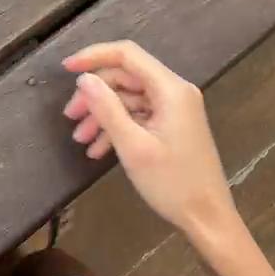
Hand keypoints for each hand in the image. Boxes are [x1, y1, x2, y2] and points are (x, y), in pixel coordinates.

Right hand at [61, 40, 241, 245]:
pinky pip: (137, 115)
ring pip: (127, 97)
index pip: (126, 54)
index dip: (93, 56)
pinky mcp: (171, 125)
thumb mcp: (133, 147)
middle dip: (94, 94)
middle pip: (124, 77)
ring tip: (80, 138)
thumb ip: (107, 108)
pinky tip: (97, 149)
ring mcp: (173, 109)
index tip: (66, 69)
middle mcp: (174, 92)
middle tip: (70, 116)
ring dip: (101, 114)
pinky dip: (116, 127)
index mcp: (170, 89)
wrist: (209, 221)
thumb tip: (83, 78)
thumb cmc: (173, 184)